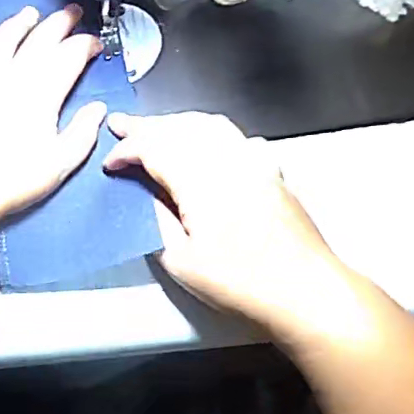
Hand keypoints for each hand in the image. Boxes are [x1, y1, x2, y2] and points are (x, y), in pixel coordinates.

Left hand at [0, 4, 109, 220]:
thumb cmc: (13, 181)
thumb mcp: (60, 164)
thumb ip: (83, 133)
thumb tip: (97, 109)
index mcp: (42, 93)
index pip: (69, 56)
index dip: (86, 45)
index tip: (96, 44)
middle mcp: (11, 77)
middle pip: (39, 40)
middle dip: (59, 23)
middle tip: (72, 12)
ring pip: (0, 42)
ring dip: (17, 24)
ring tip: (29, 14)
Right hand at [103, 111, 361, 337]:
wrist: (303, 289)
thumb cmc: (241, 282)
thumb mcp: (180, 260)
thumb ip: (156, 219)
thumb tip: (143, 196)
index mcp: (200, 180)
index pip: (155, 148)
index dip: (127, 150)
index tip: (110, 164)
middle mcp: (228, 160)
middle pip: (181, 128)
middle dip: (148, 126)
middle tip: (122, 124)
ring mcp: (254, 162)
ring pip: (209, 125)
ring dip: (177, 124)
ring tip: (156, 128)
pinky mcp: (270, 172)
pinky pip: (234, 137)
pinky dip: (208, 132)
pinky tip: (205, 143)